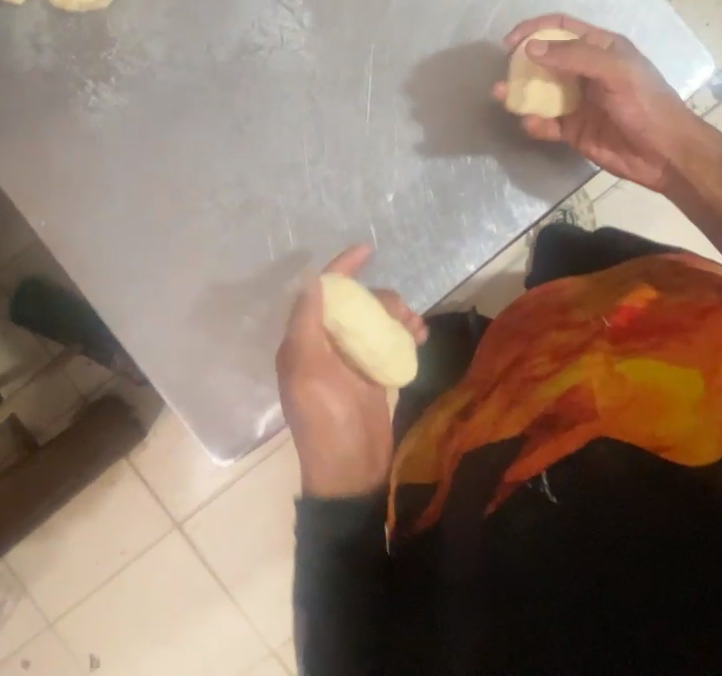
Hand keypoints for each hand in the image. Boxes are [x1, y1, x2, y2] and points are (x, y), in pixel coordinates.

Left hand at [276, 244, 427, 497]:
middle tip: (405, 312)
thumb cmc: (328, 422)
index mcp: (302, 342)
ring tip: (417, 329)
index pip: (320, 292)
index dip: (341, 268)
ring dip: (397, 316)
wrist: (352, 472)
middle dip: (380, 299)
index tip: (368, 250)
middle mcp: (323, 346)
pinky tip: (420, 339)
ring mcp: (349, 361)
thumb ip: (308, 324)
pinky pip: (388, 341)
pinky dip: (404, 334)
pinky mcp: (371, 375)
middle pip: (354, 304)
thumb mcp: (310, 372)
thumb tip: (312, 281)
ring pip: (374, 320)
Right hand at [494, 14, 709, 192]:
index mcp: (601, 48)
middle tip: (505, 71)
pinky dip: (535, 122)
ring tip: (502, 96)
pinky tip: (531, 123)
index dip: (534, 30)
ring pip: (542, 92)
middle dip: (522, 63)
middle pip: (546, 59)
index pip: (561, 28)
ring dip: (521, 92)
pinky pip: (547, 123)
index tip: (511, 43)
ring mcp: (579, 101)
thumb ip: (575, 56)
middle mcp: (587, 71)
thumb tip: (532, 47)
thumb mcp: (615, 71)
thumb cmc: (646, 104)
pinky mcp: (575, 130)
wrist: (666, 154)